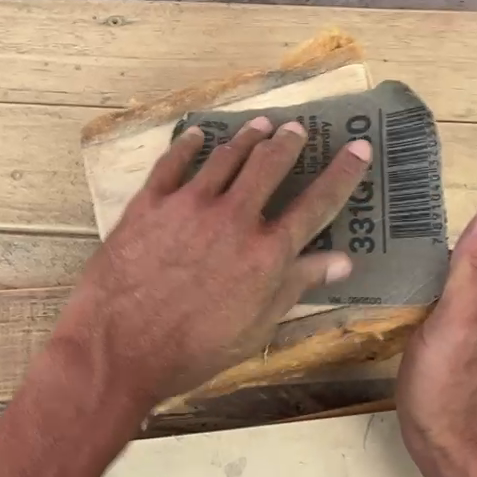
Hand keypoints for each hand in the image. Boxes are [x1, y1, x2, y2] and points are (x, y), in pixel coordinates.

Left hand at [52, 116, 371, 407]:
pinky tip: (197, 135)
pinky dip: (188, 144)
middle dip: (288, 143)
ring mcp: (188, 206)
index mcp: (266, 253)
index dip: (341, 174)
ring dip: (247, 138)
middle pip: (269, 166)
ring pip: (225, 157)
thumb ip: (294, 288)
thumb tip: (341, 261)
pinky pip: (172, 163)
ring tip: (260, 125)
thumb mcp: (253, 330)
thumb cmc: (191, 352)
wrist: (118, 348)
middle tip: (297, 129)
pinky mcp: (148, 204)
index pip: (315, 204)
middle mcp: (233, 218)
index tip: (359, 149)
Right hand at [395, 204, 476, 476]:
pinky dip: (415, 299)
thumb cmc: (445, 381)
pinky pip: (430, 311)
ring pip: (444, 289)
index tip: (409, 210)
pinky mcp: (442, 351)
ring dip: (422, 273)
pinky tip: (395, 301)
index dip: (449, 229)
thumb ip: (473, 266)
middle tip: (387, 229)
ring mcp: (460, 333)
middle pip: (458, 267)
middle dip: (432, 247)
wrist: (441, 441)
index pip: (473, 248)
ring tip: (386, 258)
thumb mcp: (456, 317)